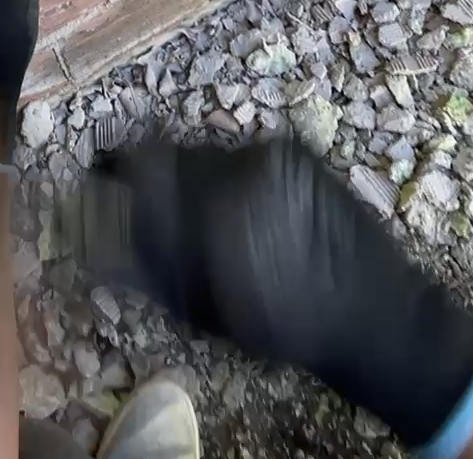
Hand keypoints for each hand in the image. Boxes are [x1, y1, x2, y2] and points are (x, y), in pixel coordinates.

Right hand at [68, 137, 472, 450]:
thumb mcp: (207, 312)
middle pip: (167, 153)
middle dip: (146, 167)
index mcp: (208, 214)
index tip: (95, 167)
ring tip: (199, 202)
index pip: (139, 169)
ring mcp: (266, 152)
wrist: (377, 310)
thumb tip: (97, 235)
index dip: (112, 164)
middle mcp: (235, 170)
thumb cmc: (284, 326)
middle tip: (135, 181)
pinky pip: (240, 152)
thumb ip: (149, 267)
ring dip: (190, 171)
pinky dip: (229, 171)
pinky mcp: (291, 147)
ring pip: (204, 151)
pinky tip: (241, 199)